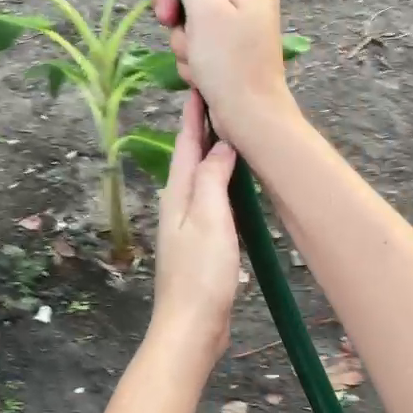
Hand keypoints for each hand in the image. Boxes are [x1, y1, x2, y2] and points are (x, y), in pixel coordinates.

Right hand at [149, 0, 298, 148]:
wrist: (250, 117)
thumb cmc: (232, 67)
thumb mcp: (204, 15)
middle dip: (174, 0)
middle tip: (169, 19)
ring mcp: (235, 11)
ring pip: (186, 4)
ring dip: (180, 32)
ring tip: (193, 54)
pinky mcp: (225, 35)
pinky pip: (192, 29)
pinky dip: (188, 48)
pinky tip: (199, 67)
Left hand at [150, 91, 240, 357]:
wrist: (191, 327)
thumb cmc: (201, 274)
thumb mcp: (211, 218)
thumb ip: (213, 178)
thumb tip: (221, 143)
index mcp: (178, 193)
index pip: (187, 143)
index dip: (195, 114)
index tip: (203, 84)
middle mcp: (178, 204)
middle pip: (191, 157)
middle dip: (204, 128)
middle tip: (221, 100)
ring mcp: (187, 225)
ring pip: (201, 178)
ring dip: (213, 154)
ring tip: (231, 132)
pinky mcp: (200, 244)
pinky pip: (211, 200)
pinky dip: (221, 182)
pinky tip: (233, 184)